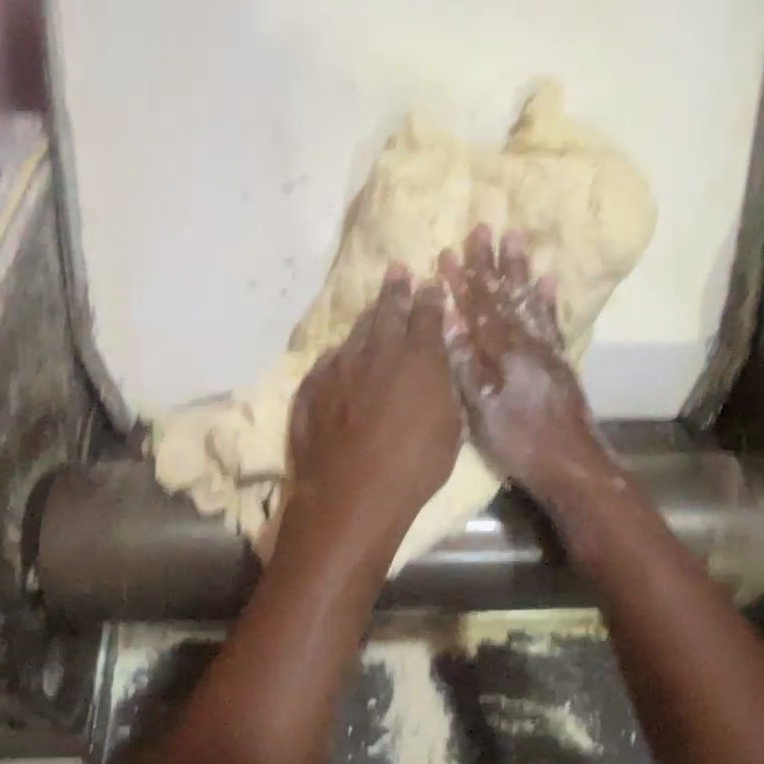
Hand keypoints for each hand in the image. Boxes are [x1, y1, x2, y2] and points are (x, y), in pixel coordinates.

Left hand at [286, 264, 461, 531]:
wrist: (350, 492)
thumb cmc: (413, 467)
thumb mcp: (451, 429)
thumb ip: (446, 390)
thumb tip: (443, 367)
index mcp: (419, 358)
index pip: (427, 315)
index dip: (431, 298)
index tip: (431, 285)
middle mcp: (378, 351)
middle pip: (388, 311)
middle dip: (396, 290)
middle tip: (398, 271)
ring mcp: (339, 366)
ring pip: (356, 332)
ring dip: (369, 318)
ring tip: (375, 308)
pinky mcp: (312, 386)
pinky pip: (329, 360)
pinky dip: (341, 354)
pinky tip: (343, 355)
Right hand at [440, 225, 614, 504]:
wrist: (570, 463)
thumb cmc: (518, 441)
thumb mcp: (480, 410)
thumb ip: (464, 365)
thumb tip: (448, 322)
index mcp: (501, 353)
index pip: (478, 307)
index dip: (463, 280)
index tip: (449, 251)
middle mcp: (525, 343)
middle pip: (504, 295)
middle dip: (490, 263)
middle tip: (484, 227)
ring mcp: (546, 350)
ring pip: (529, 300)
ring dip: (520, 270)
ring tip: (516, 237)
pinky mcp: (559, 362)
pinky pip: (552, 321)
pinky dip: (547, 300)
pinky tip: (548, 281)